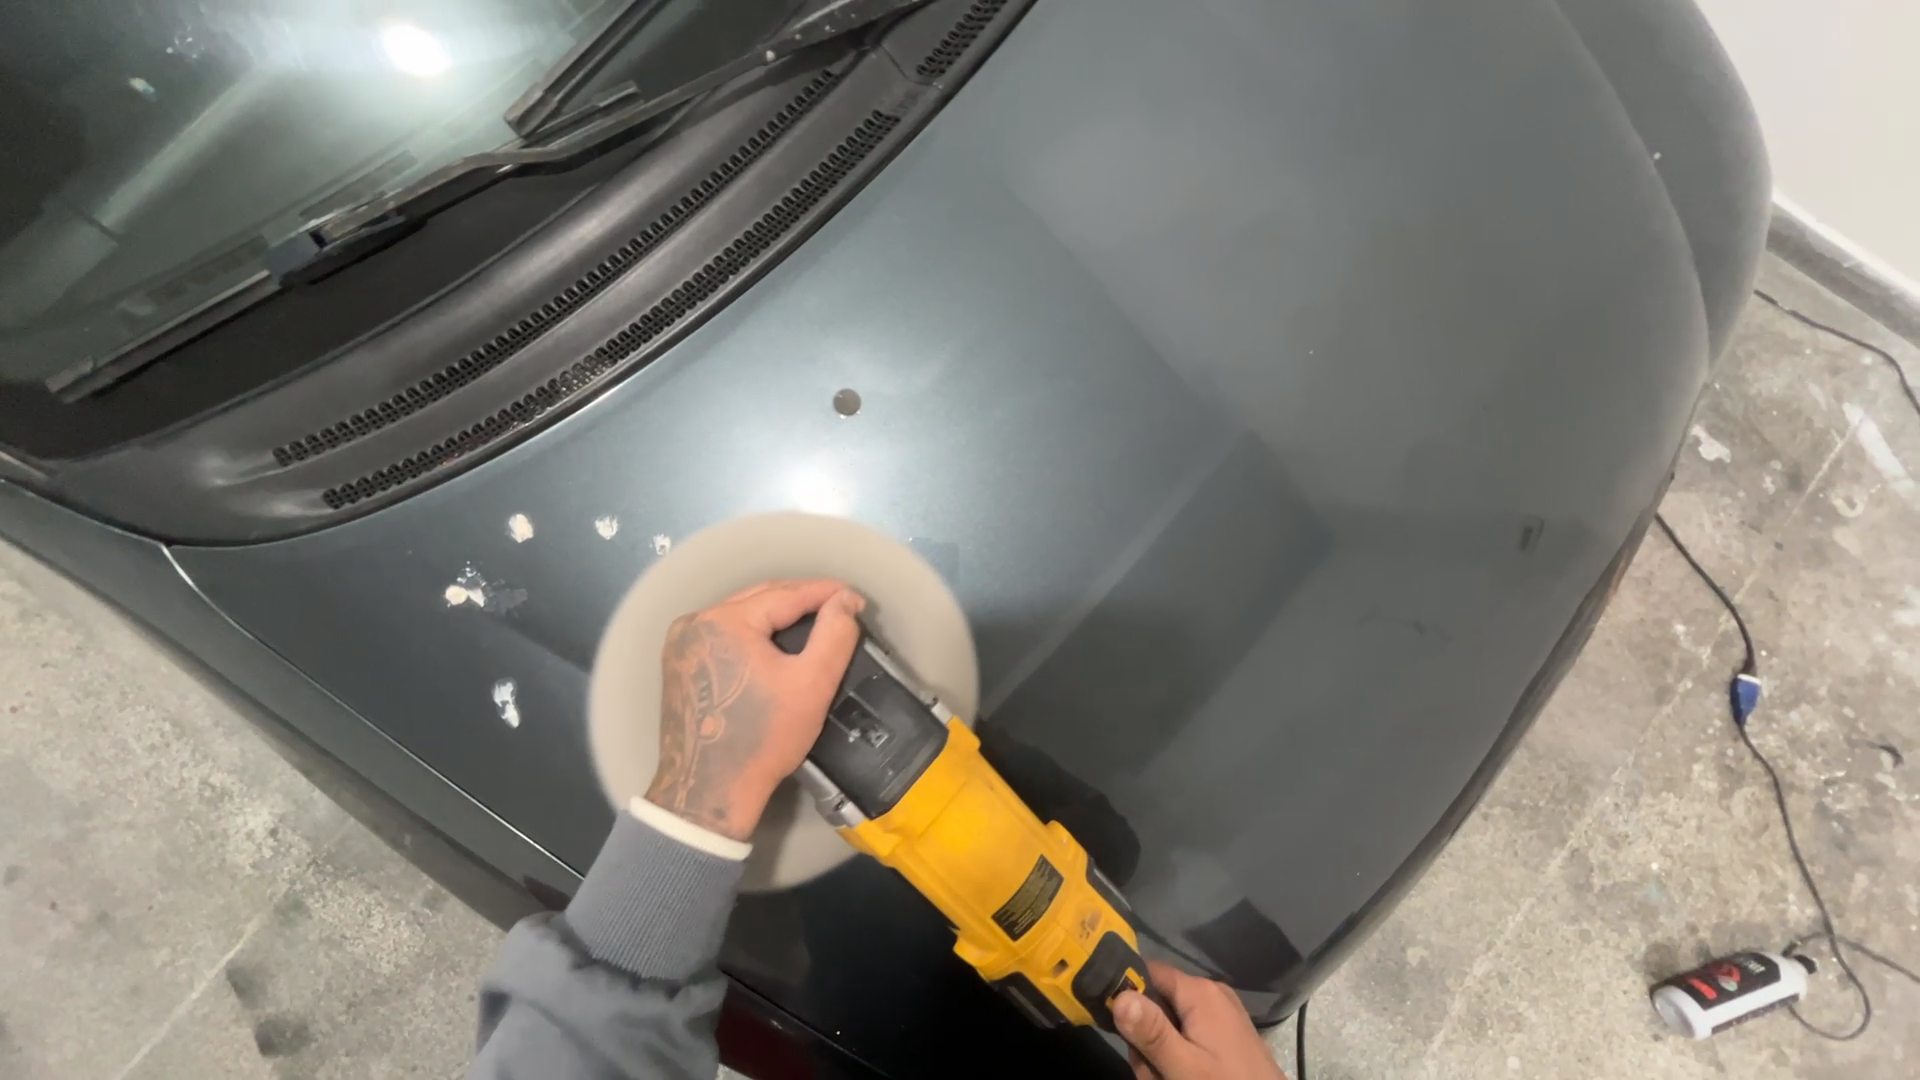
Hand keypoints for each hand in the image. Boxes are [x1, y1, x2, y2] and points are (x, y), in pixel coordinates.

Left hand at [644, 579, 865, 840]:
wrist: (708, 794)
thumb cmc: (763, 738)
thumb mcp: (812, 683)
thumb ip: (834, 634)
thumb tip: (844, 600)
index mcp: (724, 621)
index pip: (786, 594)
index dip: (827, 593)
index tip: (857, 600)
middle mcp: (695, 623)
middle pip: (761, 598)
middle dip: (803, 599)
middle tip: (840, 608)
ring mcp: (682, 645)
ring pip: (743, 615)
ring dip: (779, 614)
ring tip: (815, 622)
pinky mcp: (680, 665)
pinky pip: (726, 635)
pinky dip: (756, 633)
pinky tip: (778, 643)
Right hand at [1113, 962, 1288, 1079]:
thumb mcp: (1185, 1069)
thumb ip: (1151, 1032)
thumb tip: (1117, 995)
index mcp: (1199, 991)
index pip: (1146, 971)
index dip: (1128, 997)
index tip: (1121, 1031)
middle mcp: (1211, 993)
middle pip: (1158, 1003)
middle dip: (1149, 1040)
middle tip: (1153, 1075)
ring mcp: (1223, 1014)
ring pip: (1172, 1025)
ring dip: (1163, 1056)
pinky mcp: (1229, 1035)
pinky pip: (1192, 1037)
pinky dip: (1183, 1059)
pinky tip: (1184, 1078)